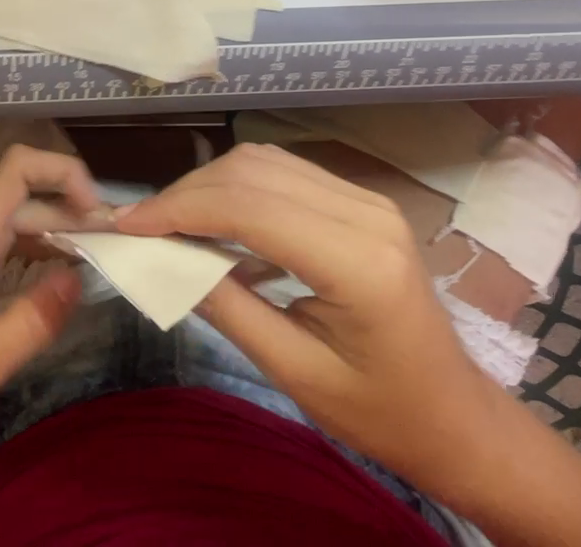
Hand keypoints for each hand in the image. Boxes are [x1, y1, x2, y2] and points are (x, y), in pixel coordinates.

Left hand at [0, 145, 104, 436]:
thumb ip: (33, 320)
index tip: (96, 212)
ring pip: (17, 212)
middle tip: (115, 245)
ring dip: (59, 228)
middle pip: (26, 192)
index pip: (17, 168)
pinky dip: (38, 244)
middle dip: (74, 209)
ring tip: (99, 257)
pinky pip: (3, 232)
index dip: (63, 172)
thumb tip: (78, 277)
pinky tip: (60, 271)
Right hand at [116, 143, 502, 482]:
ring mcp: (368, 201)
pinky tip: (214, 223)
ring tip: (168, 224)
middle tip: (139, 227)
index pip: (248, 207)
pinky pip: (283, 175)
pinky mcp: (361, 203)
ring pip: (263, 163)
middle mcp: (367, 214)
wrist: (456, 416)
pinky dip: (236, 189)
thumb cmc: (380, 411)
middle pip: (251, 172)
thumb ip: (226, 307)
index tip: (125, 227)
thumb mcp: (294, 371)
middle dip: (185, 194)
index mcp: (358, 262)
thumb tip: (158, 259)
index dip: (177, 209)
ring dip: (207, 186)